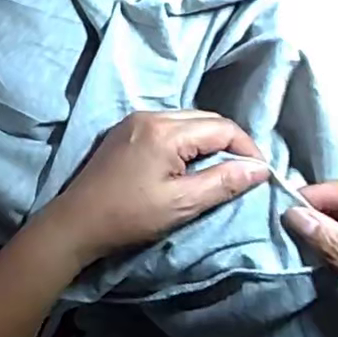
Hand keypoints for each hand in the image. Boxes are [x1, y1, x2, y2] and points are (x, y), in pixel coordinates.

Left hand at [31, 110, 269, 269]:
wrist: (77, 221)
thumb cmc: (129, 216)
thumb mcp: (182, 204)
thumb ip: (223, 183)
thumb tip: (260, 169)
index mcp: (165, 131)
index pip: (222, 128)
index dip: (247, 148)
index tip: (261, 173)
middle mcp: (150, 115)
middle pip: (205, 118)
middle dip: (229, 141)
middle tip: (244, 171)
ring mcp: (135, 120)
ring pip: (187, 119)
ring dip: (208, 139)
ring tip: (220, 167)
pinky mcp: (125, 129)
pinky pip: (167, 124)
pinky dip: (186, 138)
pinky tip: (189, 161)